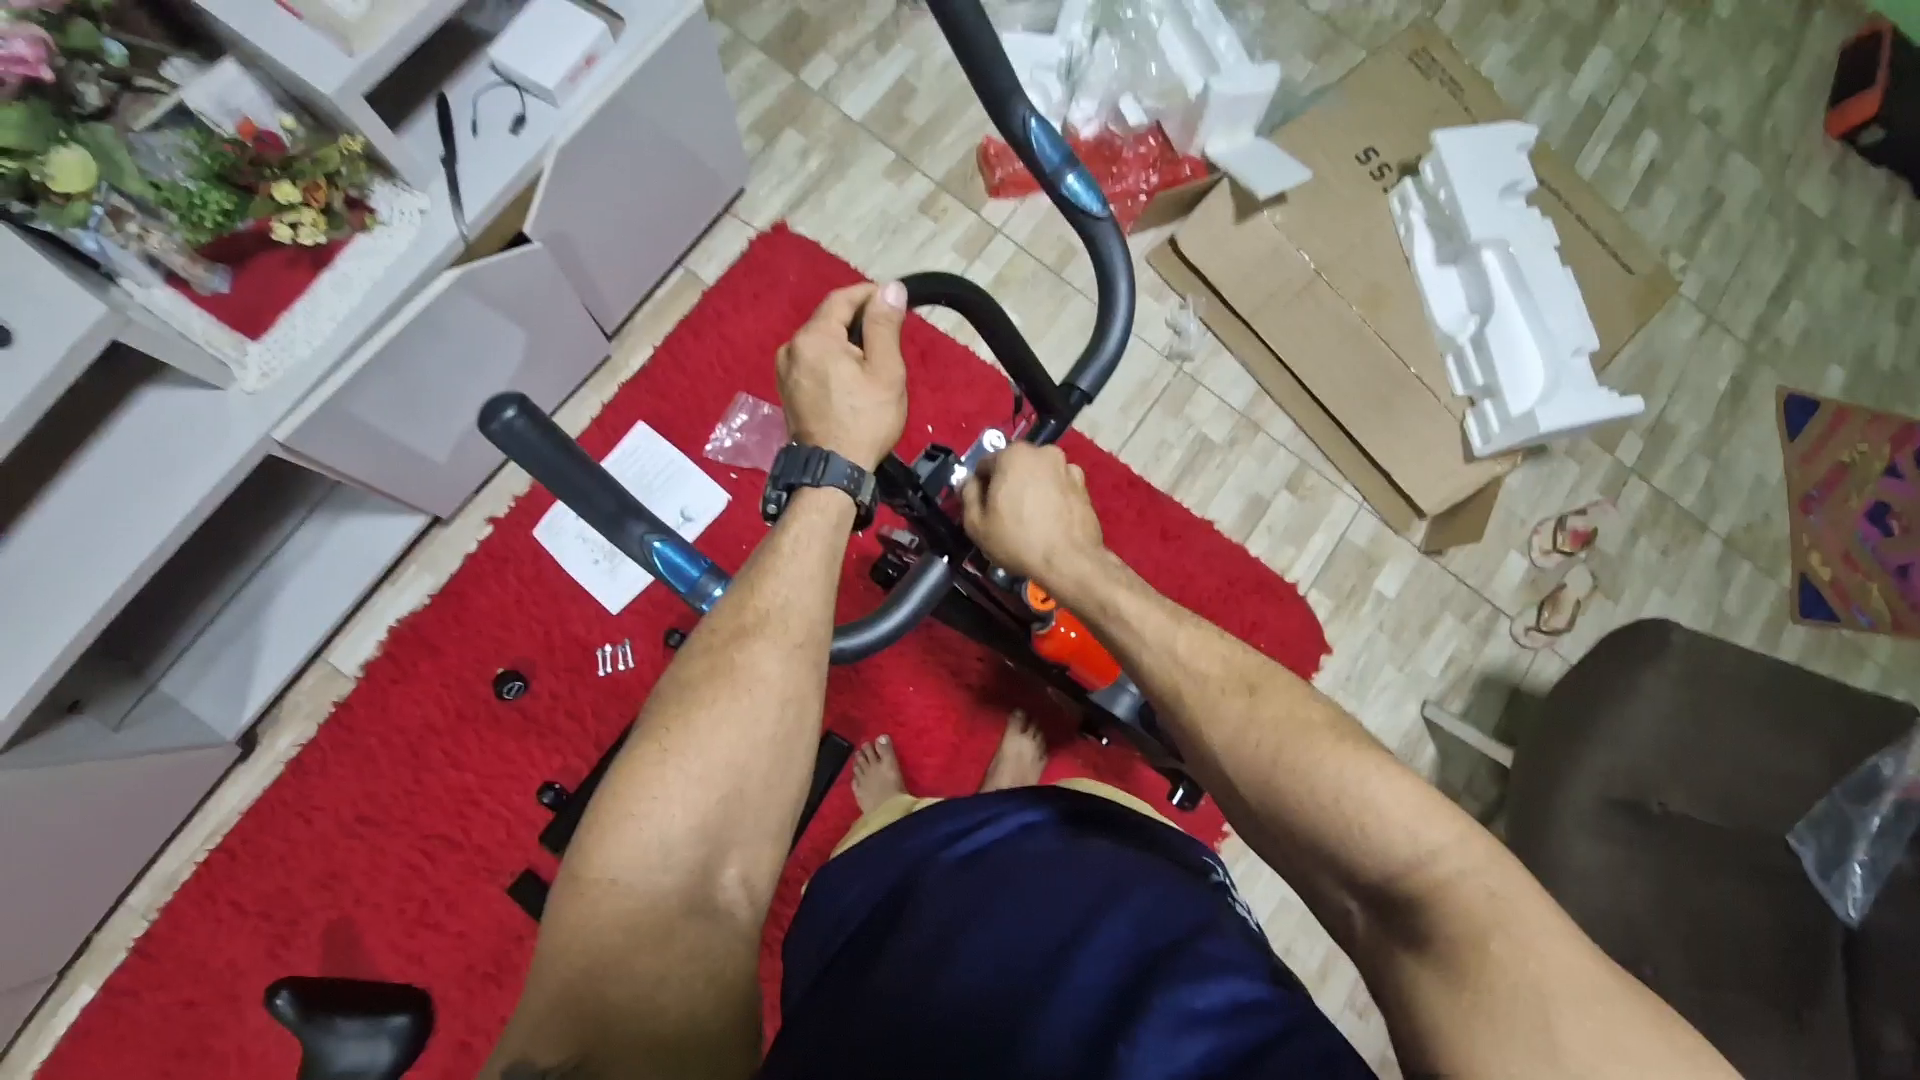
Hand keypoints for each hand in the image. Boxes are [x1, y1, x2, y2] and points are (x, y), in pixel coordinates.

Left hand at [777, 282, 908, 470]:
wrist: (833, 472)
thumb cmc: (865, 421)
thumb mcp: (885, 371)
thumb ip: (884, 326)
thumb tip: (890, 288)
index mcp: (814, 337)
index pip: (842, 298)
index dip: (871, 295)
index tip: (895, 303)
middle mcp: (791, 347)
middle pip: (829, 320)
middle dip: (860, 322)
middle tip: (890, 338)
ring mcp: (785, 370)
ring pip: (821, 342)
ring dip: (846, 343)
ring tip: (874, 362)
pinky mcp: (787, 390)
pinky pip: (813, 362)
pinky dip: (833, 361)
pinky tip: (852, 379)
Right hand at [960, 443, 1106, 589]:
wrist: (1069, 561)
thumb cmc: (1018, 541)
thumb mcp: (976, 524)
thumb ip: (967, 495)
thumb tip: (969, 482)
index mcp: (1013, 454)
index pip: (986, 464)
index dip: (981, 486)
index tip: (984, 508)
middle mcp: (1043, 452)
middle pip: (1015, 467)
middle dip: (1008, 485)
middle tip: (1005, 514)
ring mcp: (1067, 467)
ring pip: (1039, 475)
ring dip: (1032, 489)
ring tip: (1031, 519)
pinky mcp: (1084, 486)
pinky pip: (1059, 487)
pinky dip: (1053, 497)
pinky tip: (1050, 520)